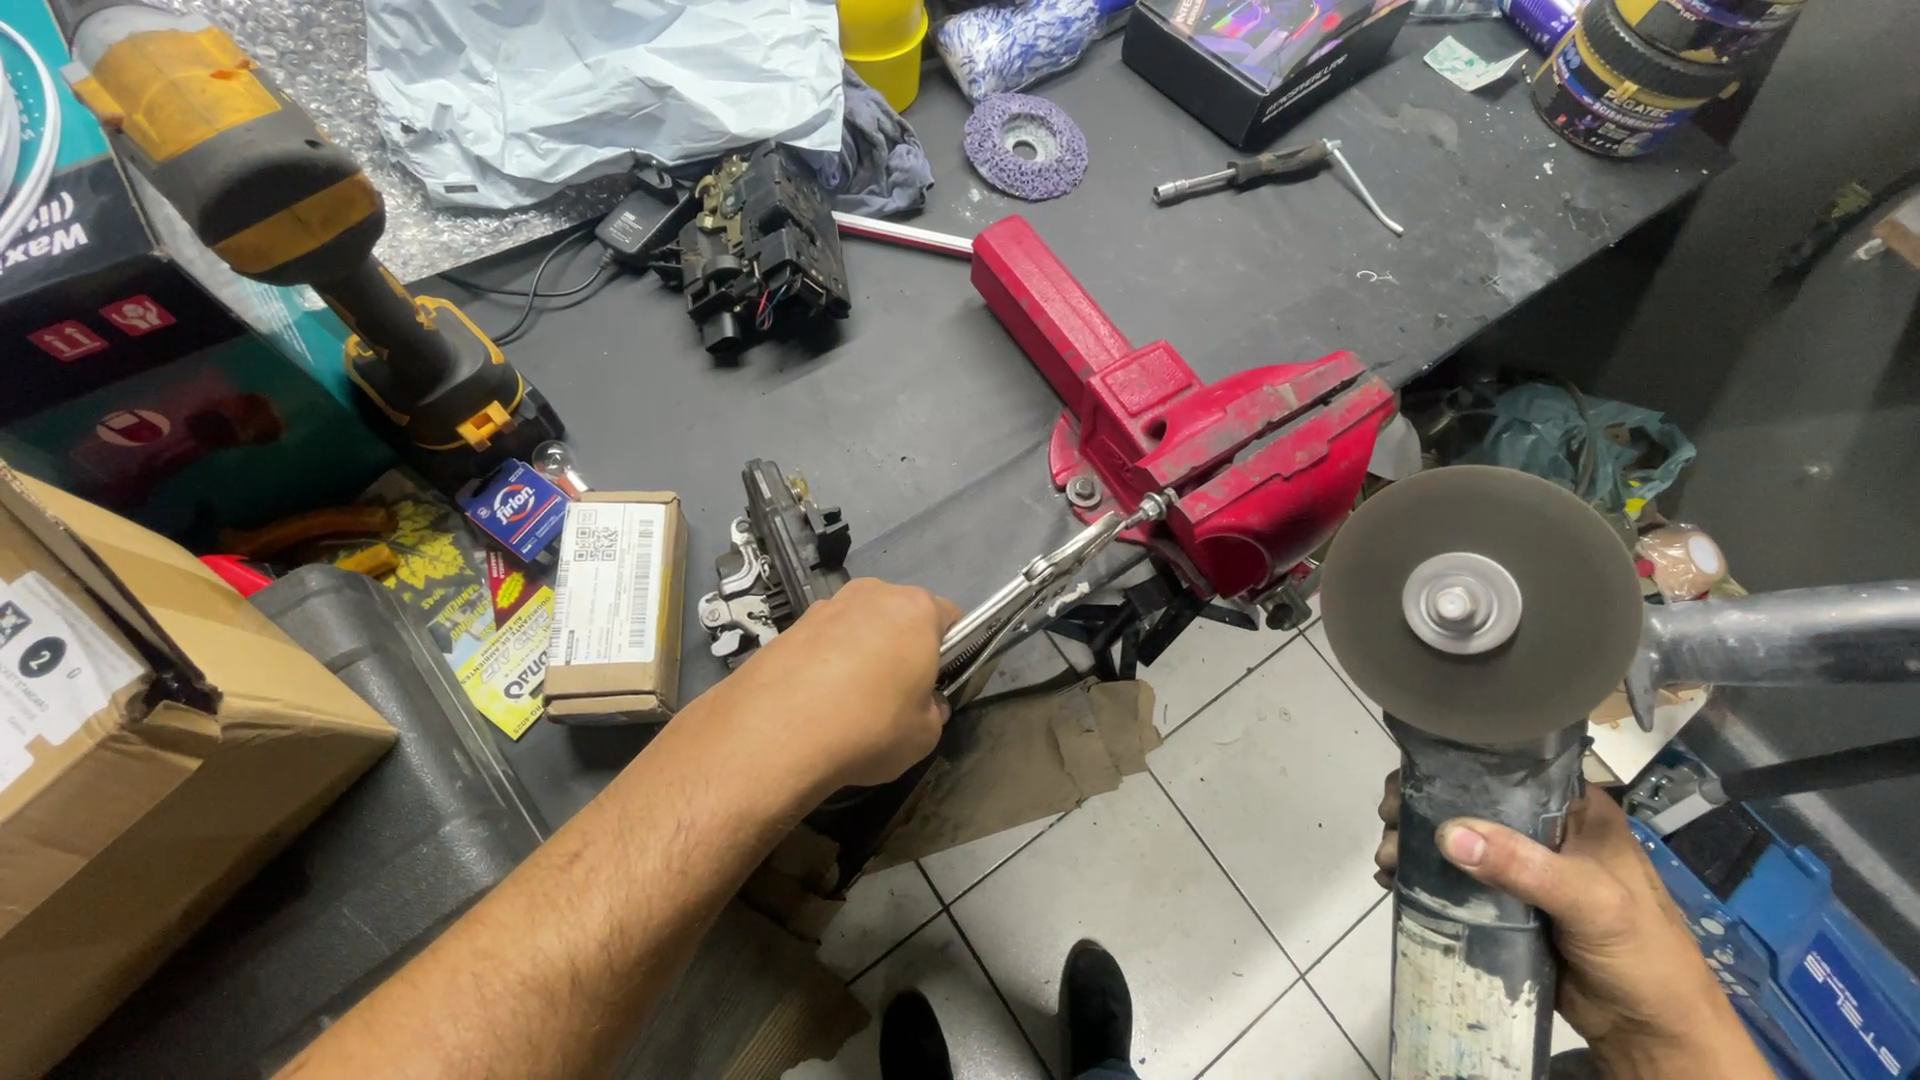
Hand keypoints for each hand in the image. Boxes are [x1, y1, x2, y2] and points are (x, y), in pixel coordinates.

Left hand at [709, 578, 959, 793]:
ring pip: (860, 626)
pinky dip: (827, 663)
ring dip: (863, 653)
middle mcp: (873, 594)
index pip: (952, 619)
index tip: (938, 684)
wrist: (774, 733)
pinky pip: (824, 641)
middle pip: (902, 617)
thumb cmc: (869, 727)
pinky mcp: (790, 625)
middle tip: (896, 695)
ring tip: (848, 703)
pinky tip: (816, 702)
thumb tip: (923, 704)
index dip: (952, 652)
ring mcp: (827, 605)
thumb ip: (934, 710)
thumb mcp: (926, 735)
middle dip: (903, 648)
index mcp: (916, 609)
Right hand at [1373, 771, 1770, 1074]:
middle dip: (1418, 809)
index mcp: (1573, 810)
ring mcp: (1518, 865)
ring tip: (1387, 860)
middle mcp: (1541, 829)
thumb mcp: (1593, 903)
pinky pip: (1449, 876)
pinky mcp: (1499, 900)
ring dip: (1411, 843)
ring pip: (1450, 837)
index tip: (1407, 783)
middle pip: (1465, 800)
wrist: (1652, 1037)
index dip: (1451, 769)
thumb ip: (1526, 866)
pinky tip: (1392, 880)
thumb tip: (1448, 833)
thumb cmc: (1643, 958)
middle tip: (1390, 824)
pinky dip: (1417, 874)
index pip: (1504, 770)